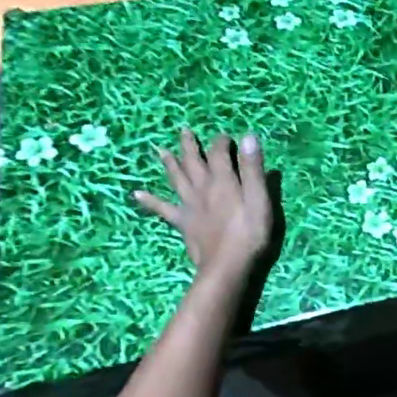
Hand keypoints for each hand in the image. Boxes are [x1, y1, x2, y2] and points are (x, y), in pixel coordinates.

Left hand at [135, 129, 271, 278]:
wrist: (227, 266)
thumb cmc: (250, 233)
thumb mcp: (260, 199)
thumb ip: (253, 168)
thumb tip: (247, 136)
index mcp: (223, 180)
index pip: (219, 153)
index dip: (221, 142)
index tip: (226, 136)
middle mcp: (202, 188)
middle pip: (193, 161)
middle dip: (189, 145)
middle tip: (183, 130)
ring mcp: (189, 206)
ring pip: (177, 179)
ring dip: (169, 163)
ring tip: (159, 150)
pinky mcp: (182, 223)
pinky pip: (163, 209)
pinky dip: (150, 201)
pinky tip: (137, 194)